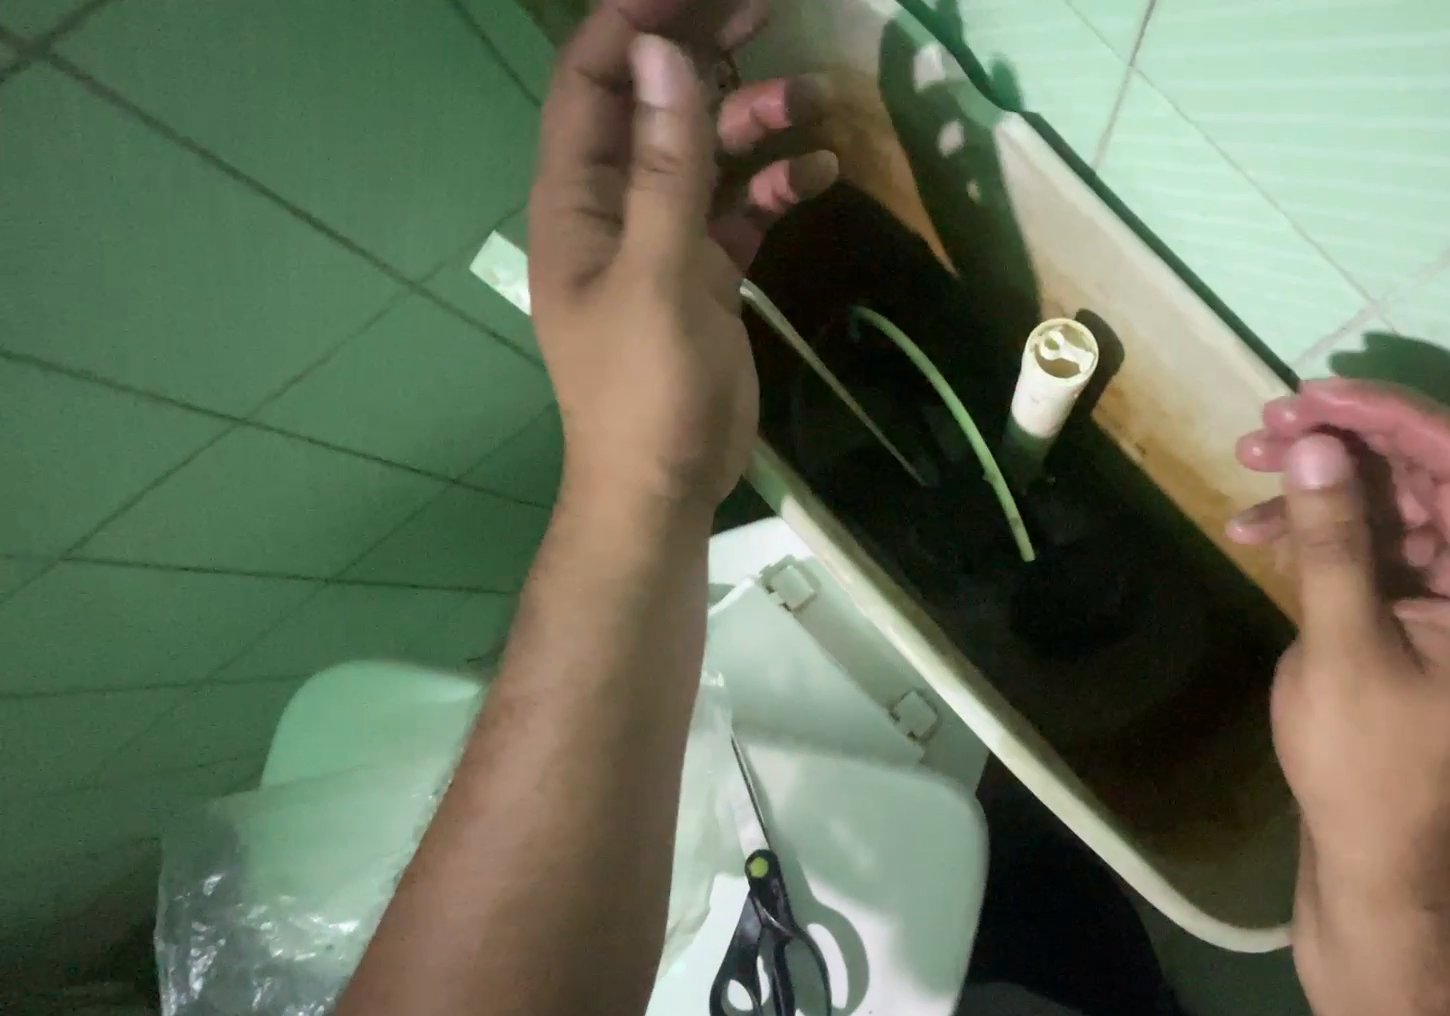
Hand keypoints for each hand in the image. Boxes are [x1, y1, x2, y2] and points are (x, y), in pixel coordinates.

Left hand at [529, 0, 837, 517]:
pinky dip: (776, 190)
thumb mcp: (655, 278)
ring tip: (813, 98)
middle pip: (657, 108)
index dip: (635, 24)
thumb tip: (664, 57)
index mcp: (578, 200)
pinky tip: (818, 174)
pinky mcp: (709, 277)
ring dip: (755, 126)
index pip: (595, 83)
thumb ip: (663, 173)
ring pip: (708, 160)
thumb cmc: (642, 389)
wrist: (664, 482)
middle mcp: (617, 208)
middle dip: (704, 54)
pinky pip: (743, 214)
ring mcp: (666, 243)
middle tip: (763, 8)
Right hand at [1228, 378, 1449, 879]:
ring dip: (1319, 477)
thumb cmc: (1368, 756)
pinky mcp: (1397, 606)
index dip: (1397, 416)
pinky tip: (1248, 529)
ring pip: (1386, 502)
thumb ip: (1333, 542)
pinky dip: (1308, 529)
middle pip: (1424, 474)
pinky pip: (1359, 544)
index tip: (1317, 398)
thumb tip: (1313, 447)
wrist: (1369, 840)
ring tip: (1248, 456)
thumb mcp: (1344, 646)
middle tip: (1271, 421)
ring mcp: (1437, 590)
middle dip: (1346, 440)